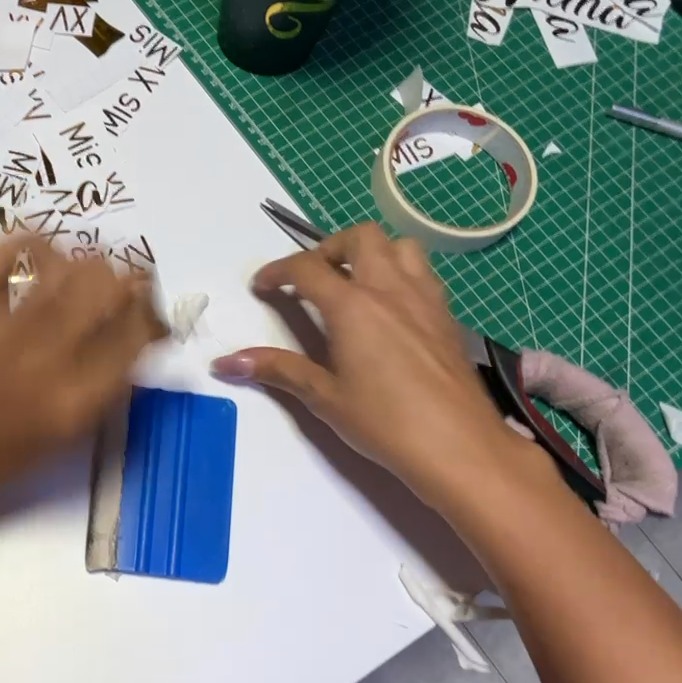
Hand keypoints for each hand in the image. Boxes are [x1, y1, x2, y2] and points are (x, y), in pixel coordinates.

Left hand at [0, 237, 166, 501]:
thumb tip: (135, 334)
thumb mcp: (71, 431)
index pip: (135, 336)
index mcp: (79, 399)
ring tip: (87, 268)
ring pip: (65, 270)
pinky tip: (38, 245)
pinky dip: (22, 244)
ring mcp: (7, 331)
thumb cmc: (8, 451)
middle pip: (106, 290)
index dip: (151, 315)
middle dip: (126, 280)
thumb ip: (107, 384)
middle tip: (123, 284)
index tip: (148, 310)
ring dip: (87, 261)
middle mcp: (49, 360)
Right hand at [212, 223, 537, 510]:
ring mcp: (424, 298)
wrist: (457, 443)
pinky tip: (388, 310)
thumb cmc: (383, 422)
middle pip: (359, 239)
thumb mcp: (323, 396)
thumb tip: (224, 363)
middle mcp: (390, 289)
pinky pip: (421, 273)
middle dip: (327, 249)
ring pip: (398, 246)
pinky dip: (398, 274)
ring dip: (370, 254)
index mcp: (353, 306)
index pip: (307, 269)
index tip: (262, 287)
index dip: (278, 272)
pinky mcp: (446, 316)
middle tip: (310, 279)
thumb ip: (277, 369)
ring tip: (352, 284)